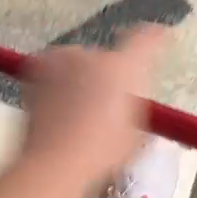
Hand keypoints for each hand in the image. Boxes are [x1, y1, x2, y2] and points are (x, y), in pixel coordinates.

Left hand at [16, 26, 167, 185]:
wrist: (52, 161)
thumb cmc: (101, 153)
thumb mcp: (134, 137)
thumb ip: (137, 111)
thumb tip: (132, 105)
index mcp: (123, 68)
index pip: (146, 40)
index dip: (155, 37)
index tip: (161, 36)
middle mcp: (93, 55)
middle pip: (108, 59)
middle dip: (110, 76)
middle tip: (108, 106)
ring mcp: (61, 59)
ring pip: (79, 63)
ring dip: (83, 78)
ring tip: (80, 110)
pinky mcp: (35, 69)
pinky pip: (55, 70)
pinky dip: (59, 82)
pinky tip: (59, 107)